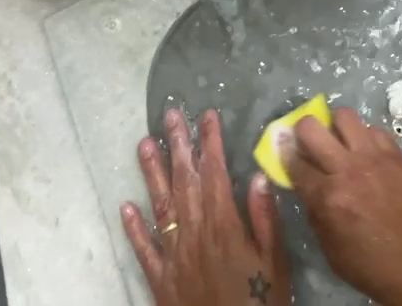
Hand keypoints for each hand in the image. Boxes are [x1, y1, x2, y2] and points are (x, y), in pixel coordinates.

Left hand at [122, 108, 290, 305]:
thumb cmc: (261, 303)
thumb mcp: (275, 262)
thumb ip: (264, 219)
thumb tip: (258, 175)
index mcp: (225, 226)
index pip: (215, 174)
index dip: (210, 142)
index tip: (207, 115)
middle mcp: (195, 235)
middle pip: (184, 182)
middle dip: (179, 146)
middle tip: (170, 114)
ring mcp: (174, 258)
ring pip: (161, 208)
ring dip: (152, 174)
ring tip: (144, 144)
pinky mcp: (161, 281)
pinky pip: (145, 251)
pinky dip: (134, 228)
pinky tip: (125, 206)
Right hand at [285, 107, 401, 303]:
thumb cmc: (373, 265)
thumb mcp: (331, 250)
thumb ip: (315, 212)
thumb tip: (307, 185)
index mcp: (328, 197)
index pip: (294, 162)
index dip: (283, 154)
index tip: (281, 147)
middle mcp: (347, 168)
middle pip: (311, 127)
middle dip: (301, 130)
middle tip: (306, 140)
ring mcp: (374, 156)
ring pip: (344, 115)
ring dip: (335, 126)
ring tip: (339, 141)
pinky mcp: (397, 153)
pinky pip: (373, 129)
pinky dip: (364, 136)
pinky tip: (366, 152)